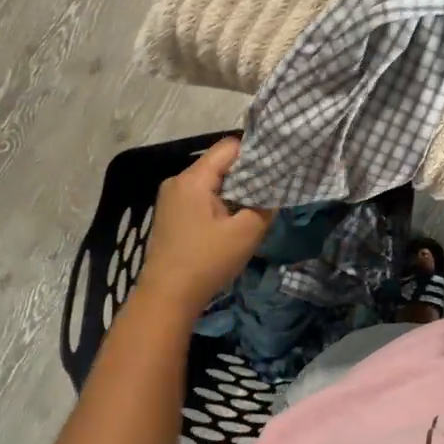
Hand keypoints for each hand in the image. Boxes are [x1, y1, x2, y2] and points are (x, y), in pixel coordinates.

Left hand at [134, 138, 273, 314]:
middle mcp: (177, 181)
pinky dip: (218, 205)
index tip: (275, 170)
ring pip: (210, 183)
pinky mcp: (170, 216)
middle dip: (245, 176)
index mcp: (193, 178)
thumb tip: (272, 194)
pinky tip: (231, 223)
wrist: (167, 296)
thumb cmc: (207, 261)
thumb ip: (265, 206)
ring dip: (232, 193)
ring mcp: (170, 199)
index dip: (255, 154)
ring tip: (253, 209)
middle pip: (218, 164)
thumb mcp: (246, 233)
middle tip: (270, 192)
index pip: (229, 147)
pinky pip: (199, 199)